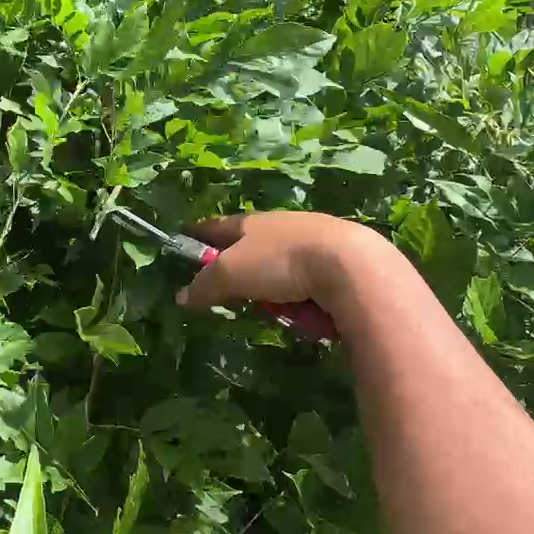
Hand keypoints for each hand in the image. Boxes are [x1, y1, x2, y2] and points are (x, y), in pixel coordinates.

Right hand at [176, 211, 401, 312]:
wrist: (352, 266)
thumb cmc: (281, 261)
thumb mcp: (232, 274)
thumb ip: (205, 285)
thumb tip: (181, 296)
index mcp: (249, 222)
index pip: (215, 226)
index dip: (198, 233)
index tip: (184, 236)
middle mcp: (279, 226)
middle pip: (249, 247)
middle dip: (240, 268)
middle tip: (235, 293)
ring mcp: (311, 242)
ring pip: (280, 266)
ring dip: (275, 287)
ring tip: (279, 309)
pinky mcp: (338, 262)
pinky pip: (308, 281)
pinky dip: (303, 296)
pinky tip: (308, 310)